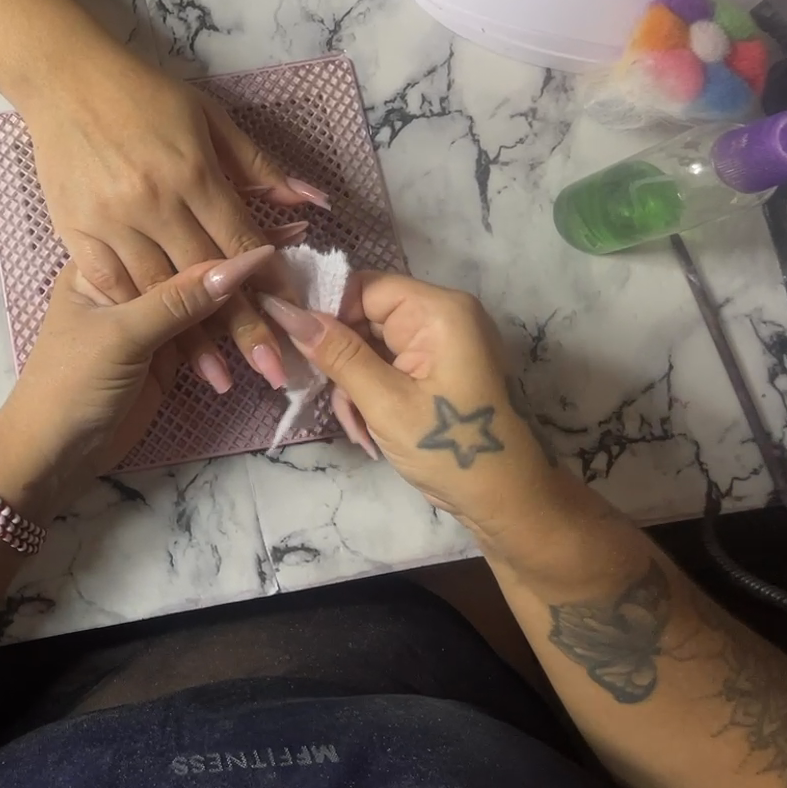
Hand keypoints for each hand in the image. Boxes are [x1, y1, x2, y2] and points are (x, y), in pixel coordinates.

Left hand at [0, 245, 276, 510]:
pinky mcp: (166, 351)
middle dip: (240, 263)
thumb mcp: (123, 335)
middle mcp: (127, 283)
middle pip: (190, 266)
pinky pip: (207, 334)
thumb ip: (180, 298)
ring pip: (204, 301)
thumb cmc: (72, 383)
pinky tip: (269, 316)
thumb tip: (245, 262)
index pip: (166, 236)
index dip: (214, 229)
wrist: (55, 453)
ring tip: (293, 278)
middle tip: (297, 243)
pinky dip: (237, 330)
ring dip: (245, 299)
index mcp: (102, 264)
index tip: (267, 217)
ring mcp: (148, 318)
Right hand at [25, 64, 326, 398]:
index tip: (293, 320)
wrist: (62, 81)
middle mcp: (153, 203)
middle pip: (205, 277)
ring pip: (157, 291)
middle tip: (271, 370)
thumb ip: (257, 165)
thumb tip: (311, 203)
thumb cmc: (141, 95)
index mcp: (191, 173)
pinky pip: (109, 283)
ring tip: (219, 378)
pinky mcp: (74, 231)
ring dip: (190, 339)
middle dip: (241, 328)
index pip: (239, 241)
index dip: (268, 284)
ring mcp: (110, 221)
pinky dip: (134, 315)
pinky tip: (157, 346)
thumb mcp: (208, 118)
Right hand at [259, 272, 547, 516]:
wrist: (503, 501)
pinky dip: (364, 391)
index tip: (292, 344)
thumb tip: (284, 312)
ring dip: (348, 382)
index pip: (361, 286)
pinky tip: (364, 425)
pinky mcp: (429, 365)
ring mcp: (435, 341)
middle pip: (360, 314)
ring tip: (354, 423)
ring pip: (364, 343)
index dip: (323, 311)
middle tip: (323, 395)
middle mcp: (438, 315)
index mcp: (438, 311)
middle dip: (337, 357)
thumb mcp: (383, 401)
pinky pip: (379, 362)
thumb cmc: (448, 448)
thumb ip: (334, 352)